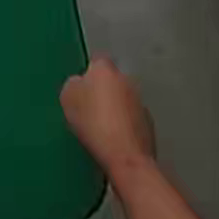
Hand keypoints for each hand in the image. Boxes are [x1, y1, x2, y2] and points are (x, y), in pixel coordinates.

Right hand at [60, 58, 155, 176]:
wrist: (125, 158)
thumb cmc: (92, 122)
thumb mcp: (68, 97)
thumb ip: (74, 84)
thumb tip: (81, 85)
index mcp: (105, 69)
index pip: (96, 61)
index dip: (87, 73)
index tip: (80, 87)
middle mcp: (126, 81)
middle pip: (111, 81)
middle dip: (102, 90)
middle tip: (87, 107)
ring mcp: (141, 104)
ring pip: (123, 100)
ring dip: (114, 108)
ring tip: (100, 126)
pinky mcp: (150, 126)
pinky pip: (132, 119)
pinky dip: (124, 125)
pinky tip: (113, 138)